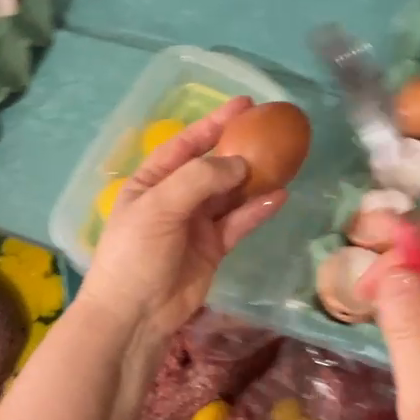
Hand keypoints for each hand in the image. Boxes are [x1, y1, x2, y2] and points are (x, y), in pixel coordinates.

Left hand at [81, 97, 285, 341]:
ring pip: (230, 194)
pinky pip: (238, 223)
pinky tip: (279, 196)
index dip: (214, 124)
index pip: (186, 144)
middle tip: (274, 131)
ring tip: (285, 161)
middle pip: (213, 167)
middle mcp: (175, 198)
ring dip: (254, 179)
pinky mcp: (213, 249)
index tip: (245, 105)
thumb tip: (240, 163)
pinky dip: (257, 210)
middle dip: (241, 148)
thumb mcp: (159, 207)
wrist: (134, 314)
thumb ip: (198, 179)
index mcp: (152, 182)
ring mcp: (195, 224)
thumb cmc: (135, 254)